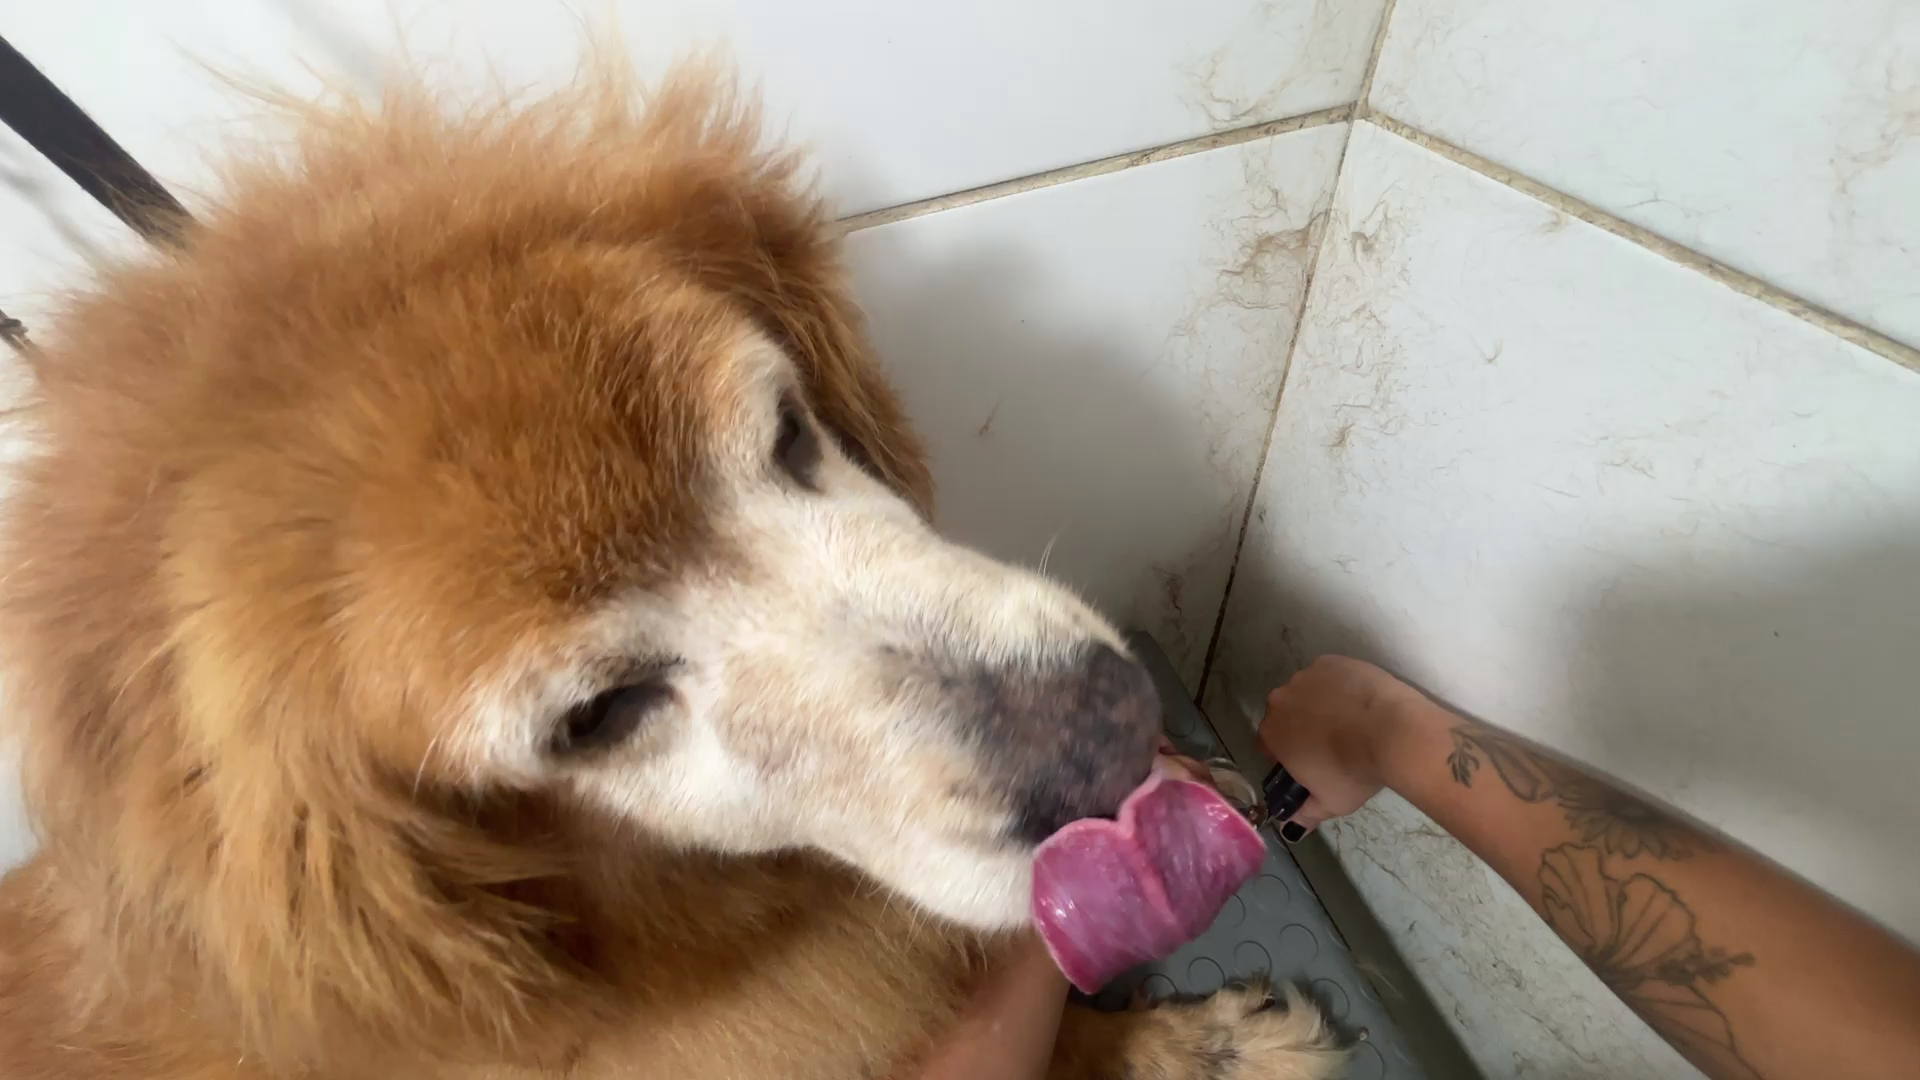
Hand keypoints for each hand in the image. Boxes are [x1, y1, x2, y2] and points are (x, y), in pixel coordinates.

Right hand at [1257, 656, 1424, 833]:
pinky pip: (1329, 675)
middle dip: (1302, 725)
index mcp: (1271, 732)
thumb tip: (1291, 827)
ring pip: (1307, 692)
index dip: (1287, 753)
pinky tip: (1360, 702)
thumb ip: (1305, 813)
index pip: (1269, 742)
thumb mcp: (1331, 803)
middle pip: (1285, 713)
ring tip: (1352, 722)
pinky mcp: (1330, 662)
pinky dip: (1340, 687)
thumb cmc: (1355, 771)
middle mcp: (1279, 700)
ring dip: (1320, 704)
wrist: (1394, 733)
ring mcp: (1305, 677)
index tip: (1309, 762)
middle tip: (1332, 744)